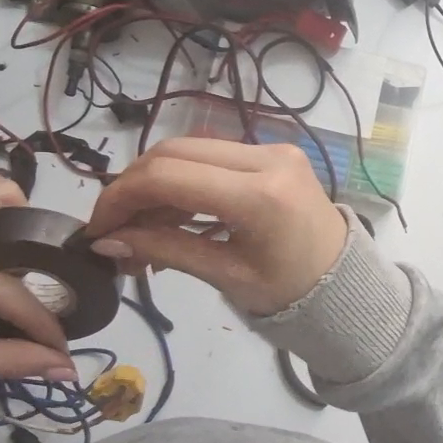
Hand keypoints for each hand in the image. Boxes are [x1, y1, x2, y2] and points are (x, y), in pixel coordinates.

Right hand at [85, 138, 347, 315]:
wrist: (346, 283)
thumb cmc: (291, 292)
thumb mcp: (226, 277)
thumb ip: (166, 250)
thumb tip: (105, 242)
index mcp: (260, 195)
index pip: (168, 176)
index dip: (121, 197)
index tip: (96, 229)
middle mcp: (268, 158)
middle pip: (174, 153)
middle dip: (133, 188)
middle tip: (113, 229)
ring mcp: (274, 150)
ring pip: (190, 151)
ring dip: (156, 186)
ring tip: (138, 232)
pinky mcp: (274, 153)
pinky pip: (213, 158)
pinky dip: (184, 183)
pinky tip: (167, 219)